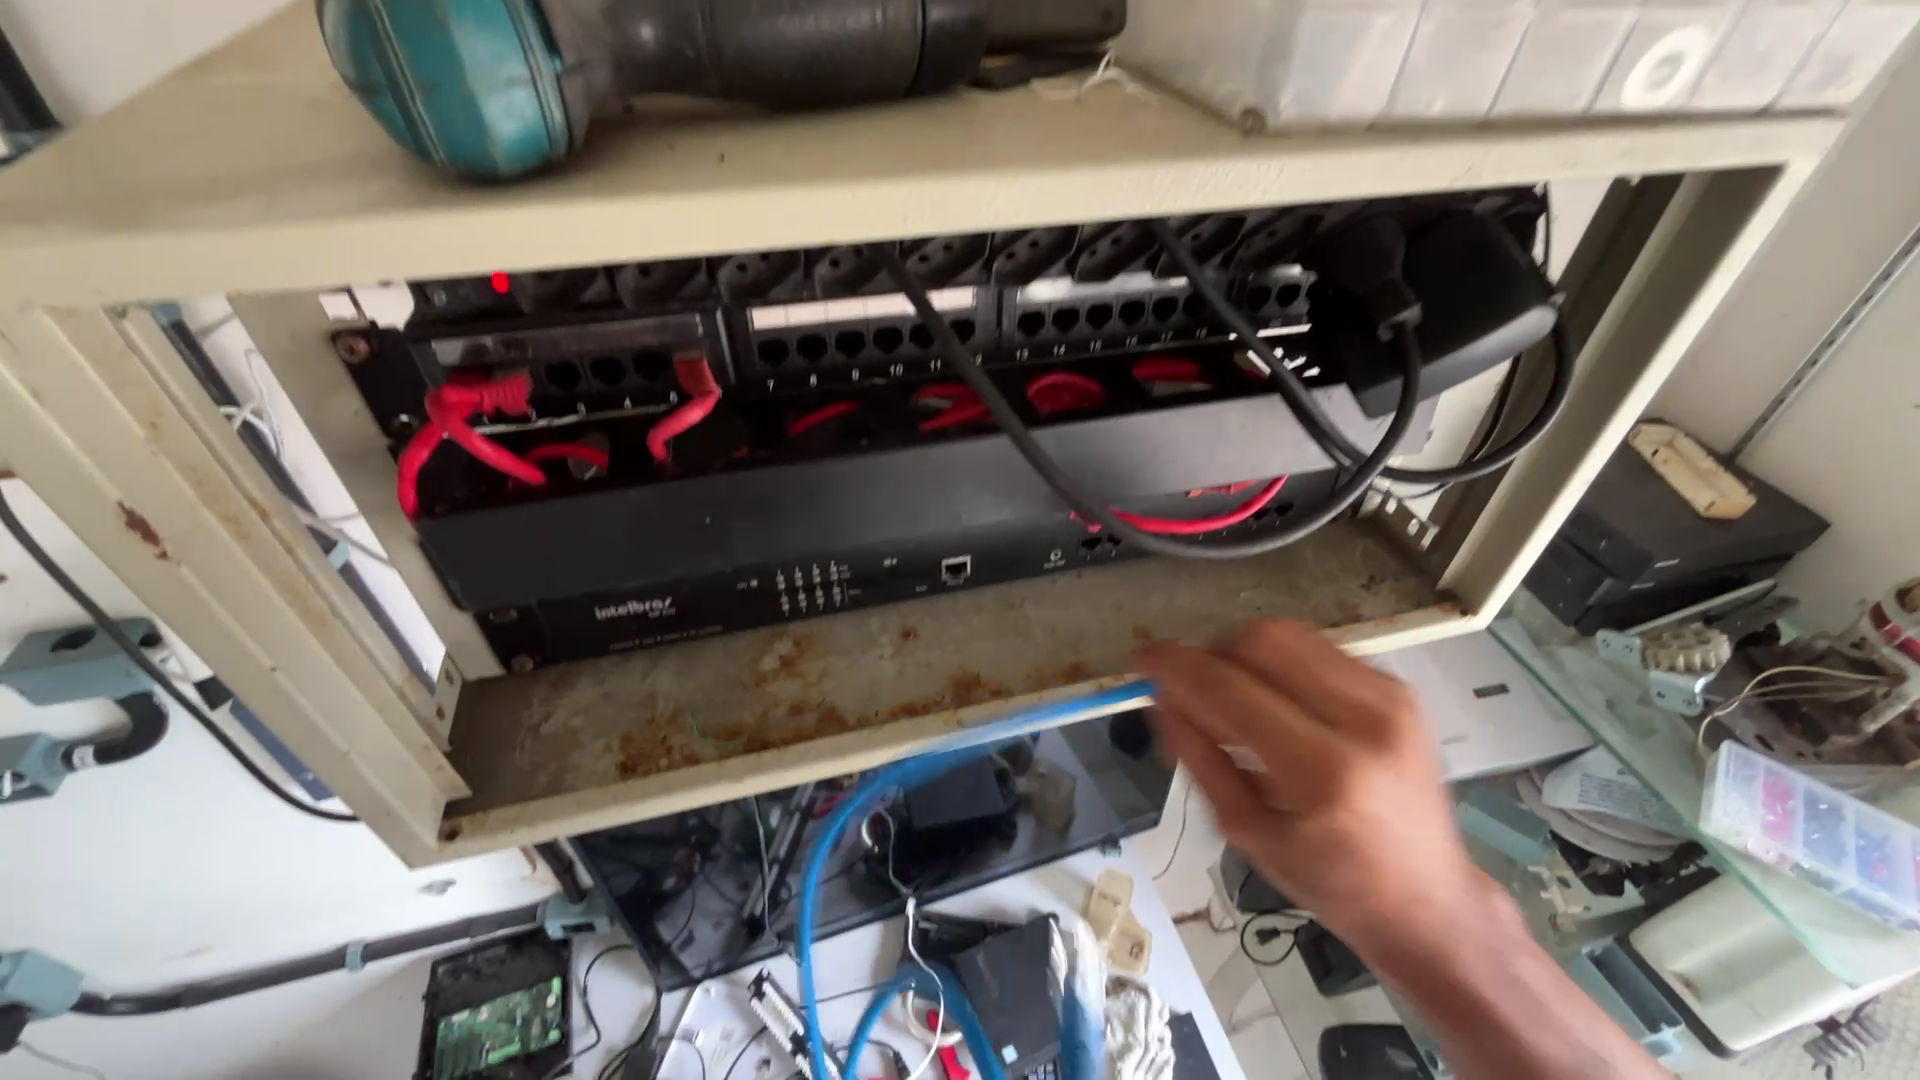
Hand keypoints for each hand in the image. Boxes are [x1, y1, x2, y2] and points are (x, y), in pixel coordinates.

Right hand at [1137, 619, 1496, 957]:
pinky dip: (1277, 660)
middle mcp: (1364, 720)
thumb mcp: (1246, 832)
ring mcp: (1388, 697)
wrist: (1427, 896)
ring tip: (1228, 690)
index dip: (1174, 665)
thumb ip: (1198, 757)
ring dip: (1242, 651)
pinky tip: (1270, 696)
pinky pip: (1316, 646)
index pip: (1229, 688)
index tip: (1142, 658)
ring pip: (1288, 633)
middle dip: (1210, 652)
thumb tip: (1159, 696)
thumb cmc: (1330, 880)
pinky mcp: (1397, 687)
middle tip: (1189, 684)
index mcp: (1322, 771)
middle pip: (1261, 640)